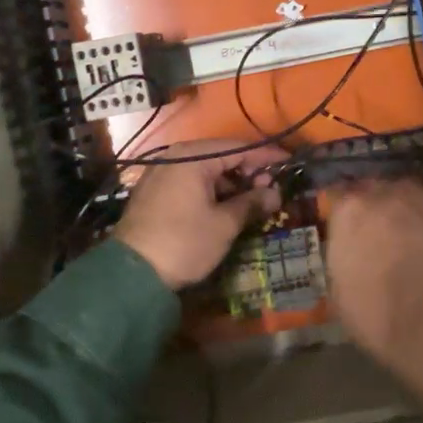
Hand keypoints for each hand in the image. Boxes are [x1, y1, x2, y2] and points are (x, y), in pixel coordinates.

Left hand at [113, 139, 289, 289]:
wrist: (131, 274)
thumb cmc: (184, 243)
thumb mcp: (224, 224)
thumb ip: (252, 203)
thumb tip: (275, 194)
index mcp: (192, 157)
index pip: (239, 148)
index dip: (267, 157)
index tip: (290, 164)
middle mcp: (174, 157)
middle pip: (221, 157)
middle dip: (249, 172)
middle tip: (272, 190)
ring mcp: (160, 174)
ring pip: (205, 171)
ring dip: (230, 184)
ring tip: (252, 202)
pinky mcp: (153, 193)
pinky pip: (189, 182)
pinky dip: (211, 191)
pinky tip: (225, 207)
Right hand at [323, 179, 422, 418]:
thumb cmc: (376, 314)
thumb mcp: (338, 289)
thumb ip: (340, 253)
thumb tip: (347, 247)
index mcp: (350, 209)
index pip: (334, 195)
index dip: (335, 211)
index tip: (335, 225)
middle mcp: (385, 194)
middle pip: (369, 188)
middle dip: (366, 204)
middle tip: (366, 228)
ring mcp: (421, 202)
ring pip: (401, 194)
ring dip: (395, 208)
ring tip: (395, 232)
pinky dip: (420, 221)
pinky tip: (421, 242)